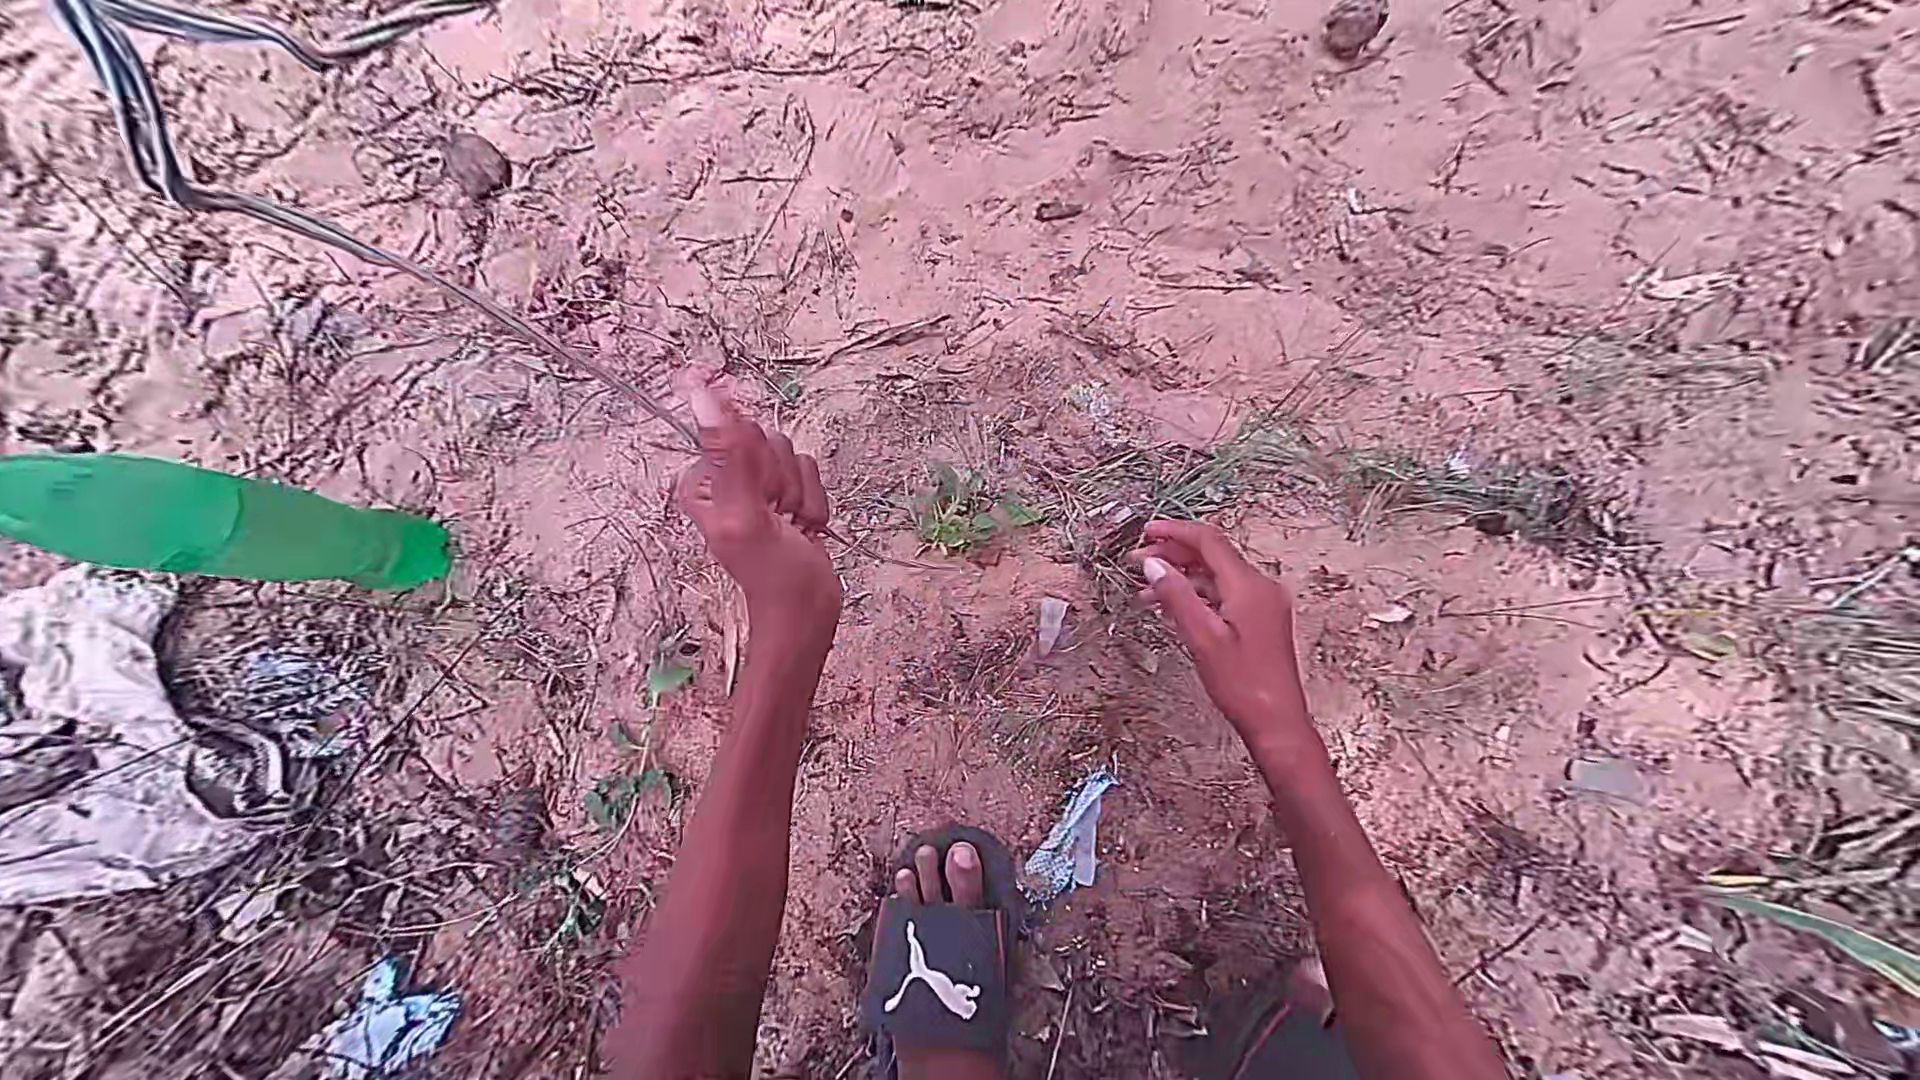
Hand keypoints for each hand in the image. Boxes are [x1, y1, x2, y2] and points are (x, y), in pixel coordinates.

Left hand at [676, 382, 841, 641]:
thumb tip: (704, 397)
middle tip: (778, 516)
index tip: (763, 499)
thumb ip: (728, 454)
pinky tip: (804, 528)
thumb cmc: (772, 575)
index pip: (740, 433)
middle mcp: (730, 479)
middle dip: (784, 483)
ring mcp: (762, 488)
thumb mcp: (743, 513)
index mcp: (704, 479)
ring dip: (802, 497)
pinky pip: (813, 477)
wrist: (808, 609)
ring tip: (790, 526)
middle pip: (771, 443)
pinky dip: (815, 506)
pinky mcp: (790, 495)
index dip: (760, 466)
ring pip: (795, 459)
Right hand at [1130, 520, 1315, 753]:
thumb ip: (1176, 596)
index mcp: (1249, 587)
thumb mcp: (1201, 638)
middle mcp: (1260, 588)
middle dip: (1173, 554)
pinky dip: (1194, 594)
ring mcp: (1261, 604)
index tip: (1147, 531)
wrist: (1276, 722)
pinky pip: (1221, 594)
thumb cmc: (1243, 685)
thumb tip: (1154, 566)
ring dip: (1180, 577)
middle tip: (1138, 562)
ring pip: (1214, 576)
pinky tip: (1170, 605)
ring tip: (1146, 588)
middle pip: (1211, 556)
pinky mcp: (1258, 619)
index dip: (1175, 532)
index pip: (1209, 542)